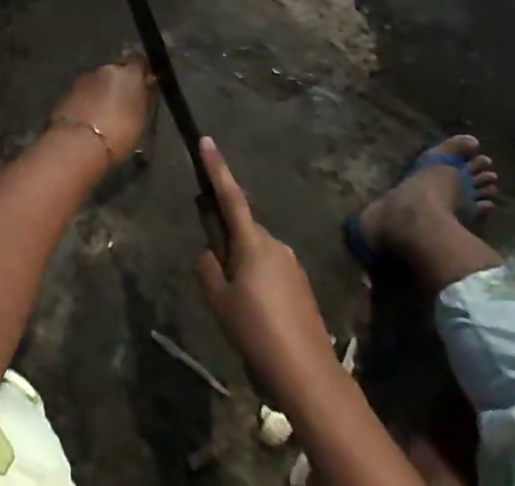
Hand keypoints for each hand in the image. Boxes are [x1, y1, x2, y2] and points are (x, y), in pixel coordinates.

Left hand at [51, 53, 154, 166]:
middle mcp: (105, 70)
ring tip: (102, 116)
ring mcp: (82, 79)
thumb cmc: (119, 134)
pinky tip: (87, 120)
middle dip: (117, 85)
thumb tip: (146, 86)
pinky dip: (86, 102)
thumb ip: (144, 97)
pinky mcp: (66, 92)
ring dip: (100, 94)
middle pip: (115, 72)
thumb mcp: (142, 119)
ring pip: (96, 83)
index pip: (138, 60)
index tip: (142, 82)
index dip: (140, 70)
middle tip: (120, 105)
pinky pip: (82, 94)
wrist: (77, 143)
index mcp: (128, 74)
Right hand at [195, 137, 338, 399]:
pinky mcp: (301, 284)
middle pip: (242, 229)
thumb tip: (211, 253)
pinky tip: (255, 314)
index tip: (206, 140)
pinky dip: (256, 280)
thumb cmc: (256, 331)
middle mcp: (275, 245)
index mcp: (253, 243)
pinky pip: (270, 269)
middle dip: (226, 241)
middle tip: (215, 275)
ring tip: (236, 305)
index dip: (216, 168)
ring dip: (241, 265)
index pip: (230, 197)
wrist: (308, 373)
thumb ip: (208, 267)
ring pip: (255, 252)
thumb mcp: (218, 299)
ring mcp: (292, 264)